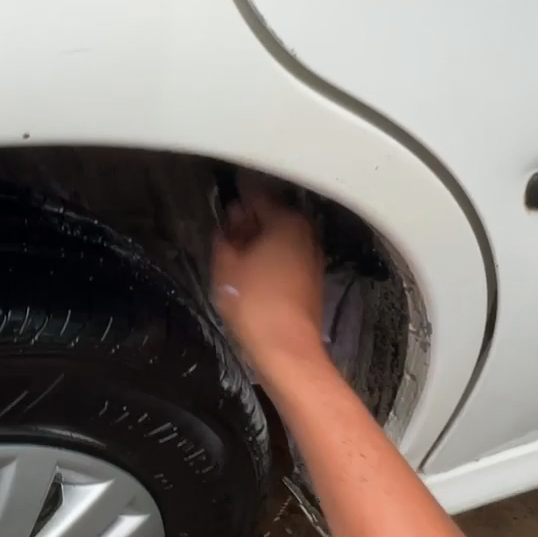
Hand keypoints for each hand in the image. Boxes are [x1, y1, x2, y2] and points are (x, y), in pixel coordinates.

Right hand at [212, 173, 328, 372]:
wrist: (285, 348)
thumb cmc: (254, 303)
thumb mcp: (226, 264)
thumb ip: (225, 236)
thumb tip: (228, 224)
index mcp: (286, 222)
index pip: (258, 195)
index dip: (240, 191)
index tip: (228, 188)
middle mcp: (305, 234)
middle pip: (274, 215)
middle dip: (251, 216)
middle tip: (228, 219)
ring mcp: (312, 257)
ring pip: (282, 236)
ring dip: (261, 236)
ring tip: (236, 244)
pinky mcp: (311, 279)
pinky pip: (288, 254)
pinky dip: (271, 253)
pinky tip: (252, 265)